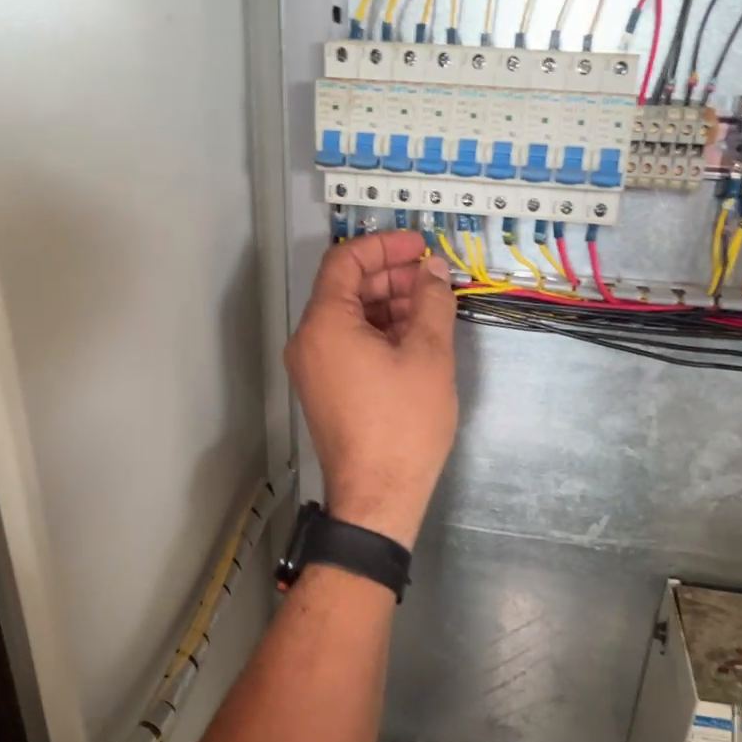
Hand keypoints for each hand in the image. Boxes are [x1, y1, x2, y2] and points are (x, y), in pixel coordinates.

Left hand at [285, 230, 457, 550]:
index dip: (385, 246)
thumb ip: (431, 302)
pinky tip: (414, 341)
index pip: (345, 261)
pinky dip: (378, 335)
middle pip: (345, 289)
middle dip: (391, 278)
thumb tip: (432, 271)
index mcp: (324, 324)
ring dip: (388, 307)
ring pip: (348, 319)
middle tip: (433, 281)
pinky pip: (348, 346)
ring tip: (431, 311)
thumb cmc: (403, 424)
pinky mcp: (325, 391)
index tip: (420, 247)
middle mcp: (308, 342)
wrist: (378, 495)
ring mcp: (313, 369)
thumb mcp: (428, 355)